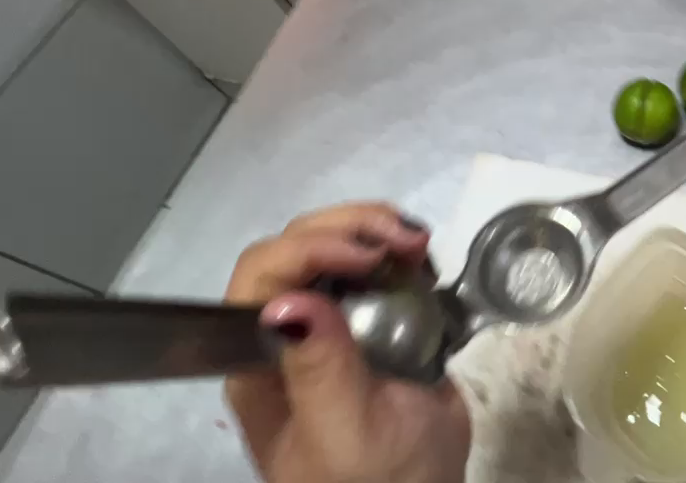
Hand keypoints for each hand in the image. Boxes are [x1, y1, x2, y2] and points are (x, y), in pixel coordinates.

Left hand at [224, 202, 471, 482]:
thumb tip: (287, 305)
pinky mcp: (374, 316)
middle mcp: (287, 335)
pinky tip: (424, 260)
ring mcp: (332, 322)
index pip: (261, 276)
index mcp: (261, 363)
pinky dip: (400, 246)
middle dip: (353, 227)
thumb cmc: (379, 480)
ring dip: (379, 228)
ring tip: (421, 247)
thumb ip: (320, 369)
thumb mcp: (347, 431)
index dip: (310, 248)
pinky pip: (376, 261)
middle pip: (298, 245)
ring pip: (336, 243)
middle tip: (410, 242)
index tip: (370, 256)